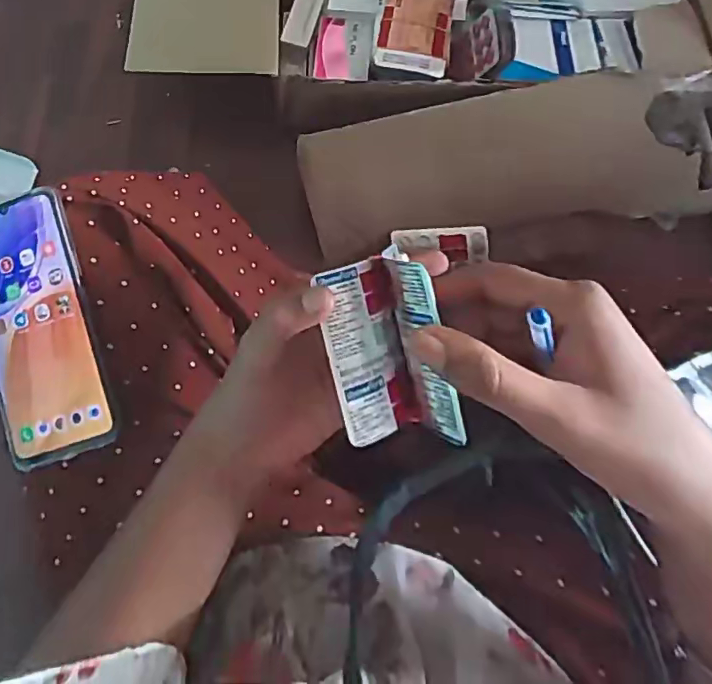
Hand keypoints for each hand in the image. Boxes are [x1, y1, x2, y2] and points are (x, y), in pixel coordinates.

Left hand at [183, 252, 448, 496]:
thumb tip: (328, 291)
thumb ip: (285, 316)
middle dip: (419, 295)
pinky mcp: (361, 398)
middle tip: (464, 291)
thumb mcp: (258, 347)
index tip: (432, 259)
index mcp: (313, 307)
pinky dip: (419, 376)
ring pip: (394, 341)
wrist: (239, 453)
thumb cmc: (244, 390)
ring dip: (426, 334)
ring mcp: (352, 365)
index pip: (357, 278)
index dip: (392, 266)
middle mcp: (338, 330)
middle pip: (384, 306)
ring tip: (472, 329)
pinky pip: (395, 381)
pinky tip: (453, 375)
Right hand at [404, 264, 711, 526]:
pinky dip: (488, 364)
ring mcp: (572, 334)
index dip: (445, 288)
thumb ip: (485, 374)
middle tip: (407, 345)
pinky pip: (517, 352)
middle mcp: (571, 307)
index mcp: (573, 302)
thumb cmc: (634, 448)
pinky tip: (462, 382)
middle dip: (452, 321)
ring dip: (466, 345)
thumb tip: (419, 338)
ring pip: (502, 328)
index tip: (403, 306)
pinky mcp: (571, 361)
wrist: (699, 501)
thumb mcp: (552, 412)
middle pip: (494, 302)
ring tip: (425, 366)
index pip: (492, 279)